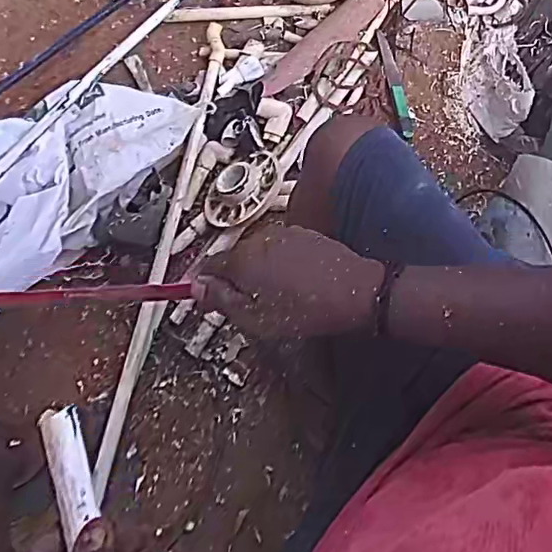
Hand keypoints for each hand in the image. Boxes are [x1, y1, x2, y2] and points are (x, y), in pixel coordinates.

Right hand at [192, 223, 384, 338]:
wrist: (353, 291)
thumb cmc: (305, 309)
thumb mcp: (254, 319)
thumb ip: (221, 301)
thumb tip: (198, 289)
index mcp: (242, 259)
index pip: (207, 267)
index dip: (205, 285)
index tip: (207, 299)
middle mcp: (259, 239)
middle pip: (232, 258)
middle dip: (234, 279)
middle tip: (247, 306)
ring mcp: (283, 233)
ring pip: (256, 253)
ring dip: (258, 271)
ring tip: (276, 297)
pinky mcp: (302, 234)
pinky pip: (278, 248)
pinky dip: (279, 264)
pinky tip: (293, 284)